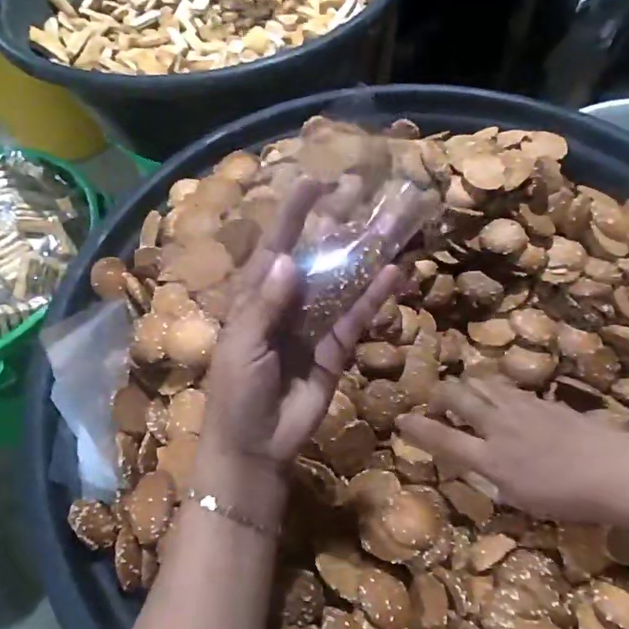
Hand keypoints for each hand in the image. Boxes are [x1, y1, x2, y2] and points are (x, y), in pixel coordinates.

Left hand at [200, 181, 401, 470]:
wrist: (255, 445)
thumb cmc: (236, 392)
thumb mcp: (242, 346)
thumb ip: (266, 306)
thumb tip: (287, 261)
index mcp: (254, 299)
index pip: (274, 247)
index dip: (293, 215)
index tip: (314, 183)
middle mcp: (286, 306)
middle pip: (315, 260)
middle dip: (337, 231)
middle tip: (365, 199)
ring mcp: (312, 327)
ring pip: (341, 286)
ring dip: (364, 261)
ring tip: (392, 231)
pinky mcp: (334, 351)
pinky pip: (355, 320)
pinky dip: (373, 299)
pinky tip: (392, 276)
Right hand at [397, 378, 628, 524]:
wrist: (621, 472)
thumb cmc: (570, 497)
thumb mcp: (521, 497)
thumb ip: (492, 475)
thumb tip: (477, 461)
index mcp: (491, 457)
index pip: (444, 439)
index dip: (418, 429)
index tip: (400, 420)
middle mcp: (500, 426)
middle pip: (459, 397)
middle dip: (440, 396)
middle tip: (436, 405)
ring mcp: (525, 408)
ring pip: (484, 384)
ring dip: (466, 387)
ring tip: (464, 396)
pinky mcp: (547, 403)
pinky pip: (509, 389)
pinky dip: (494, 390)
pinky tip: (502, 400)